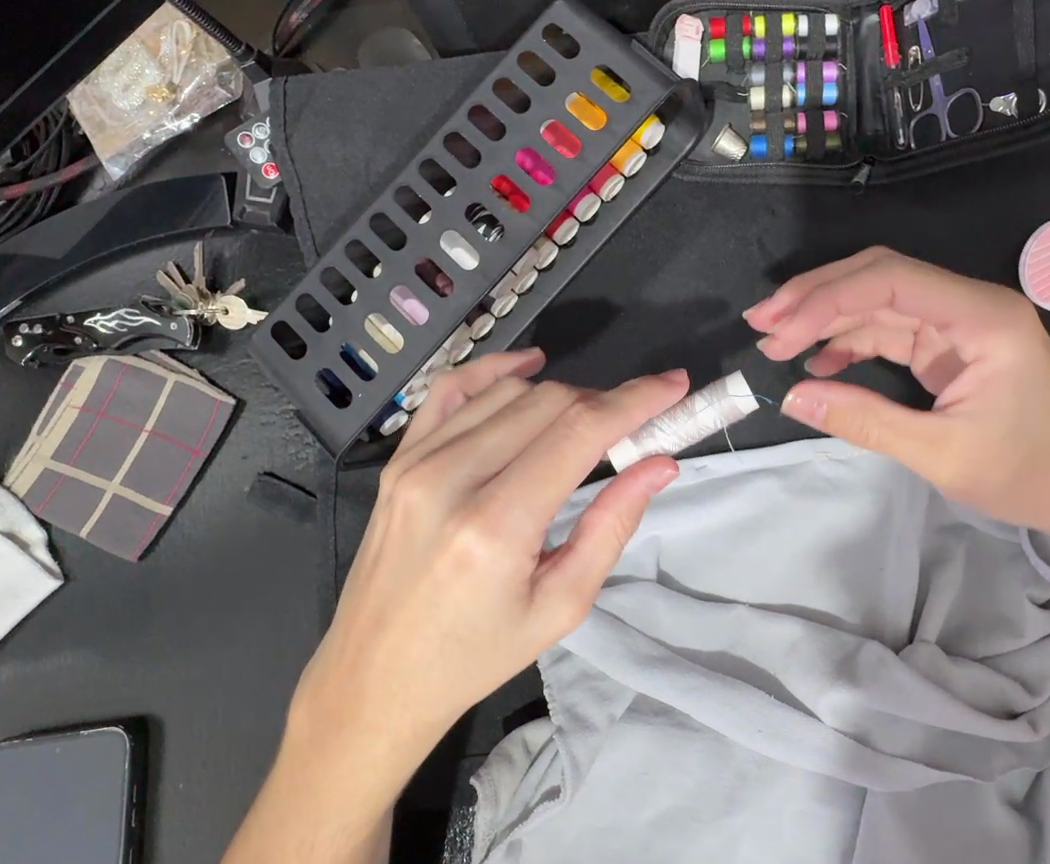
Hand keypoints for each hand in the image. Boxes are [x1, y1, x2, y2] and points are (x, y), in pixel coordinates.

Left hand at [286, 350, 686, 795]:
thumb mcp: (560, 606)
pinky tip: (527, 370)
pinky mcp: (398, 460)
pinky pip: (451, 391)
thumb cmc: (476, 655)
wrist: (375, 679)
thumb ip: (612, 526)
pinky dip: (495, 371)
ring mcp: (416, 463)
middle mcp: (451, 479)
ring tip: (586, 424)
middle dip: (605, 402)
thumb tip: (660, 464)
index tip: (674, 385)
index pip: (579, 431)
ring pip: (508, 393)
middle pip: (549, 403)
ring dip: (561, 396)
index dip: (635, 400)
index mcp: (496, 526)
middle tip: (636, 423)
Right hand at [744, 247, 1049, 539]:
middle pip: (880, 277)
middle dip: (817, 297)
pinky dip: (849, 341)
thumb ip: (864, 420)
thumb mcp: (941, 454)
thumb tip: (792, 398)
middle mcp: (969, 304)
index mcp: (982, 317)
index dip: (827, 300)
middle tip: (762, 324)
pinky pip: (889, 330)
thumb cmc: (1028, 474)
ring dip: (826, 317)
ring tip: (775, 342)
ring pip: (879, 300)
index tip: (779, 334)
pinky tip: (817, 361)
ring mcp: (959, 322)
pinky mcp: (949, 345)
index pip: (891, 282)